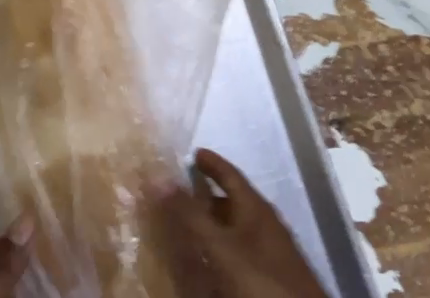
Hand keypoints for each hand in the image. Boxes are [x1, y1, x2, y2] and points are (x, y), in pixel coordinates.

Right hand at [157, 149, 331, 297]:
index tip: (194, 153)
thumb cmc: (260, 277)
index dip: (212, 163)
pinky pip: (241, 250)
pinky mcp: (271, 274)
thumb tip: (158, 176)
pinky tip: (211, 262)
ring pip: (238, 228)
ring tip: (190, 227)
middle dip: (209, 196)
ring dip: (215, 224)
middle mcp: (265, 224)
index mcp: (256, 208)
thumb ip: (190, 214)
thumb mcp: (220, 245)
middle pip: (234, 202)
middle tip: (183, 192)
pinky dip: (223, 248)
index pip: (231, 175)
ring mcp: (270, 250)